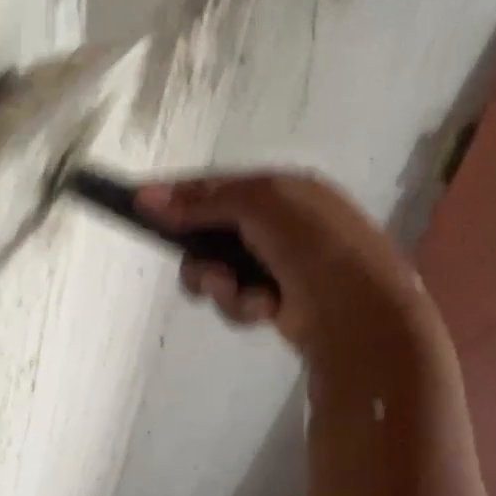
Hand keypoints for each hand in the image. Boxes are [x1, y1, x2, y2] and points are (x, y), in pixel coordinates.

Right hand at [134, 172, 419, 350]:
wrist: (358, 310)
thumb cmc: (313, 245)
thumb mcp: (258, 206)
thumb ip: (201, 201)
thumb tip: (143, 195)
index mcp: (281, 188)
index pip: (215, 185)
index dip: (176, 194)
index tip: (137, 205)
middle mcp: (278, 223)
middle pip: (206, 234)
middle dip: (198, 256)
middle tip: (201, 268)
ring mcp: (276, 263)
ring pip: (214, 272)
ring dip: (219, 286)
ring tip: (241, 294)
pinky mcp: (274, 299)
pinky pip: (233, 300)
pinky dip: (240, 306)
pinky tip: (263, 310)